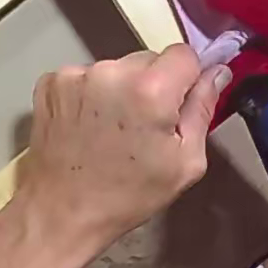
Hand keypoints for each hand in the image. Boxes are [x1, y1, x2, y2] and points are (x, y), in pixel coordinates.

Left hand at [12, 44, 229, 267]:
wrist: (61, 213)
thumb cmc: (127, 196)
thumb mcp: (185, 163)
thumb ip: (203, 110)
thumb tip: (216, 72)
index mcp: (151, 90)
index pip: (184, 54)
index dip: (186, 78)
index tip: (178, 104)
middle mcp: (111, 71)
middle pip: (148, 59)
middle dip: (153, 85)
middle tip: (143, 126)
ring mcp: (75, 75)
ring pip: (116, 68)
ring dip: (120, 89)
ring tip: (111, 130)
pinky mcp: (50, 83)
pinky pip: (85, 77)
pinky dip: (90, 95)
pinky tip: (88, 126)